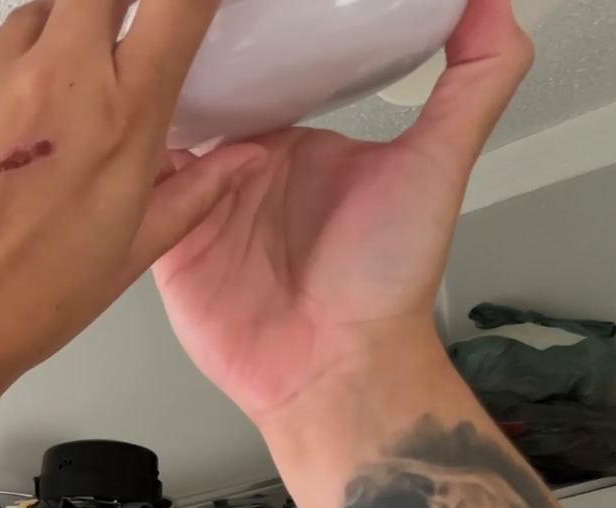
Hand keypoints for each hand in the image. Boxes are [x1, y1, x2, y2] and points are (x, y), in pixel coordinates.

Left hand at [0, 0, 259, 402]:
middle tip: (111, 42)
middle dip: (113, 7)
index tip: (183, 8)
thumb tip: (245, 159)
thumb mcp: (127, 258)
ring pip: (33, 10)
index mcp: (122, 121)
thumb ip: (193, 196)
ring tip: (43, 89)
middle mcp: (57, 84)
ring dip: (50, 30)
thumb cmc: (25, 306)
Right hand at [151, 0, 533, 420]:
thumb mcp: (439, 163)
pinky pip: (141, 204)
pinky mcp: (168, 250)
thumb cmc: (382, 279)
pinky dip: (130, 177)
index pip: (257, 80)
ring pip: (163, 150)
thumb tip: (492, 0)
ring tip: (130, 74)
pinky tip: (123, 144)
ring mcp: (200, 212)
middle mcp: (243, 175)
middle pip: (202, 108)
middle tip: (167, 32)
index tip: (226, 10)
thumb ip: (474, 79)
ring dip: (148, 118)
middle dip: (183, 73)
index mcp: (295, 147)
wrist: (332, 364)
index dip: (241, 45)